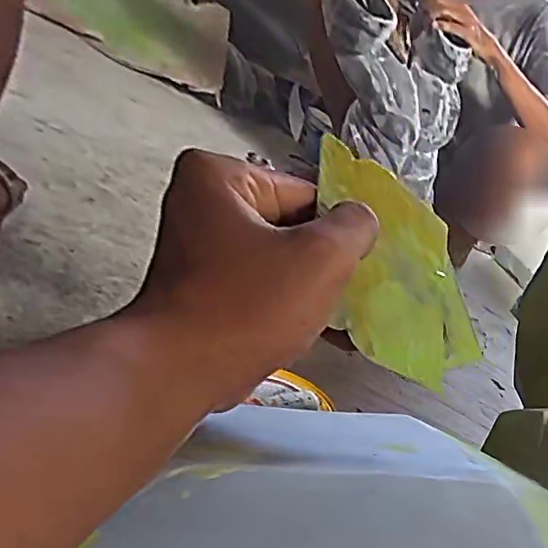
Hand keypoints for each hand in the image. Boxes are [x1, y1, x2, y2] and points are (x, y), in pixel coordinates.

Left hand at [120, 149, 377, 408]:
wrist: (186, 370)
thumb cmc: (248, 309)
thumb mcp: (320, 258)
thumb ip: (353, 228)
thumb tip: (361, 218)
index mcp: (218, 177)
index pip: (304, 195)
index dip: (336, 232)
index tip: (351, 266)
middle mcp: (200, 206)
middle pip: (289, 230)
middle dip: (321, 266)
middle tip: (340, 296)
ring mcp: (197, 253)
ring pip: (277, 266)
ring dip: (308, 293)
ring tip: (330, 322)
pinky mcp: (202, 294)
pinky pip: (257, 292)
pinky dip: (284, 310)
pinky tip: (311, 335)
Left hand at [422, 0, 501, 64]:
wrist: (490, 48)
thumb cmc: (476, 37)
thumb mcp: (464, 22)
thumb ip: (453, 16)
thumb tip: (439, 12)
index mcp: (464, 7)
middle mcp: (466, 11)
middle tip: (422, 0)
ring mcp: (468, 21)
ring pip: (450, 10)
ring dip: (437, 9)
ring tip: (427, 10)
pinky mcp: (468, 33)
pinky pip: (454, 27)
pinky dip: (444, 25)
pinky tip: (435, 24)